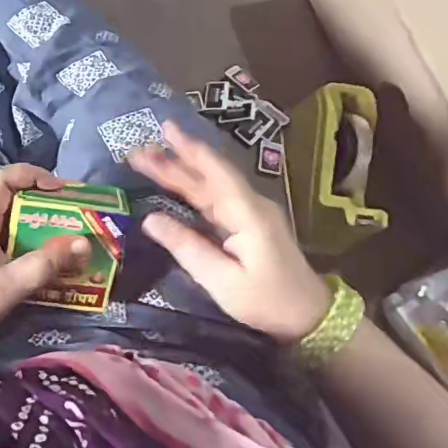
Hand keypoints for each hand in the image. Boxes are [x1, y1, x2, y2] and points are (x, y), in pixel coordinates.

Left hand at [0, 164, 89, 342]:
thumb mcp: (10, 285)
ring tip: (66, 230)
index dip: (32, 175)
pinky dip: (29, 234)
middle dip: (42, 197)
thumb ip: (46, 263)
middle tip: (72, 211)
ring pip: (10, 212)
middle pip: (9, 192)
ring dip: (38, 218)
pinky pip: (7, 231)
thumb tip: (84, 243)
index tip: (60, 189)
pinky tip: (46, 251)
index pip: (1, 179)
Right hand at [127, 121, 330, 344]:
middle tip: (138, 150)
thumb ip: (187, 248)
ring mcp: (250, 214)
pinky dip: (193, 187)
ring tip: (151, 158)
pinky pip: (215, 198)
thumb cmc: (267, 300)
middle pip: (208, 176)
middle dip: (174, 160)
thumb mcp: (222, 281)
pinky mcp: (248, 225)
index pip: (213, 173)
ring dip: (181, 171)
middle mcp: (249, 205)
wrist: (309, 316)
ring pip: (210, 185)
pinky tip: (177, 183)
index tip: (163, 130)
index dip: (188, 150)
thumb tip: (150, 219)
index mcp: (246, 213)